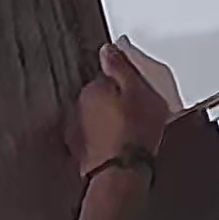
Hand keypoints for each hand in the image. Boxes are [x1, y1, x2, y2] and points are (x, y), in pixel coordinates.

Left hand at [73, 43, 172, 175]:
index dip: (128, 79)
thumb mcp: (139, 89)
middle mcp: (79, 106)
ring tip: (134, 125)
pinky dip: (107, 132)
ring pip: (98, 113)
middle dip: (118, 97)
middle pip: (102, 92)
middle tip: (140, 106)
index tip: (140, 87)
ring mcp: (78, 129)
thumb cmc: (135, 131)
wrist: (124, 170)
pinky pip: (96, 132)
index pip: (109, 72)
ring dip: (112, 115)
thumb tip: (108, 49)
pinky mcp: (81, 148)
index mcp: (94, 88)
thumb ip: (121, 66)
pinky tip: (123, 139)